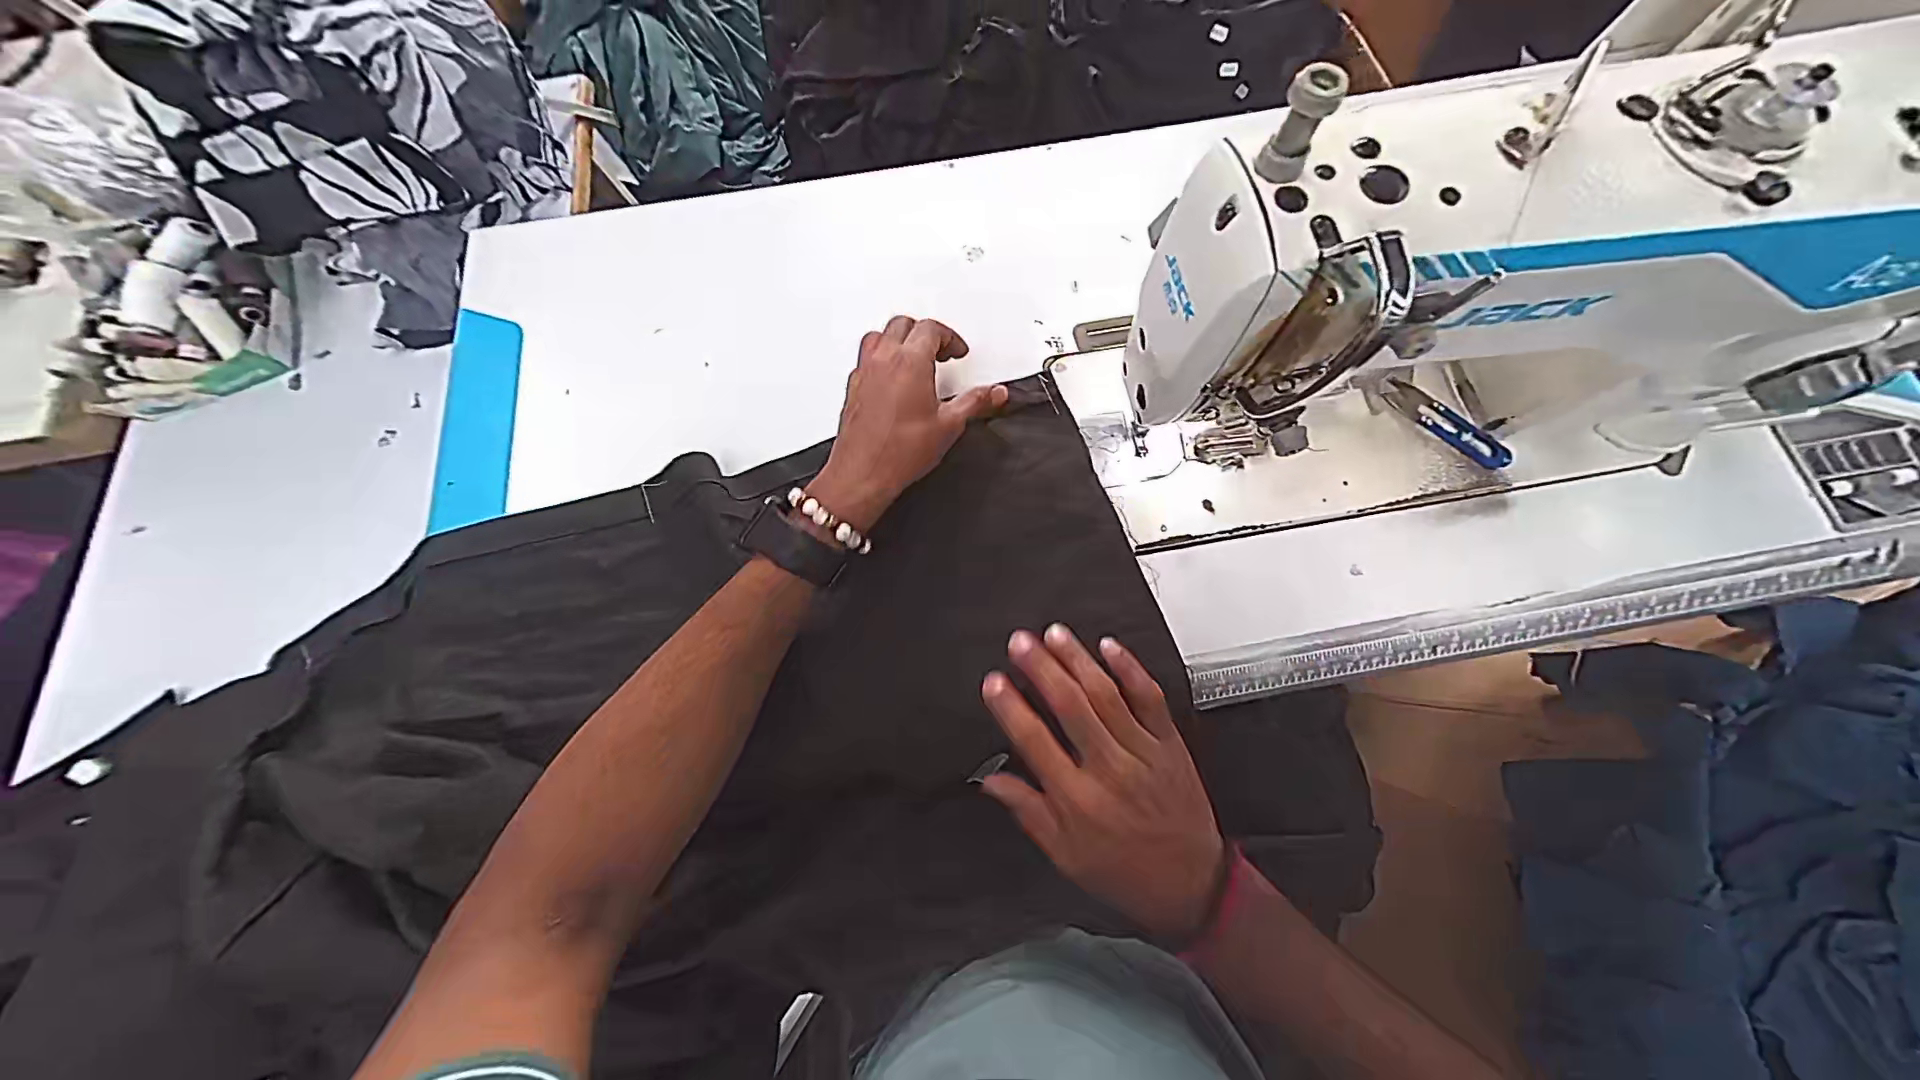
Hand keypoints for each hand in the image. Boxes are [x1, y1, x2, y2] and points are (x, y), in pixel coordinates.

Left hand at [808, 316, 1007, 531]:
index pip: (931, 329)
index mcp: (910, 362)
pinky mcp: (853, 387)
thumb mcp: (949, 425)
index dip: (949, 337)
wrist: (863, 473)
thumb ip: (974, 402)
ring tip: (915, 359)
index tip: (957, 351)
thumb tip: (994, 393)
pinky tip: (893, 379)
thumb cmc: (898, 452)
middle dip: (925, 334)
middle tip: (940, 352)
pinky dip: (882, 359)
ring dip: (899, 340)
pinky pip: (866, 359)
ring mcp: (864, 372)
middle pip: (904, 325)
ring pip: (880, 336)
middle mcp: (883, 361)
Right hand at [978, 625, 1227, 940]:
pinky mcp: (1169, 744)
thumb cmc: (1126, 871)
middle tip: (1020, 642)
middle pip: (1070, 707)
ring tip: (1054, 634)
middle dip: (1042, 668)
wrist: (1192, 885)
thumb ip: (1028, 811)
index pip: (1035, 743)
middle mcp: (1109, 771)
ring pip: (1106, 696)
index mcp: (1078, 800)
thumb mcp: (1066, 855)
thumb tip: (991, 780)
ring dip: (1078, 660)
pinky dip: (1130, 669)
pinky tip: (1109, 647)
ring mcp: (1143, 753)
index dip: (1011, 708)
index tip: (994, 682)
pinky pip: (1149, 699)